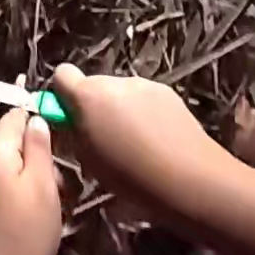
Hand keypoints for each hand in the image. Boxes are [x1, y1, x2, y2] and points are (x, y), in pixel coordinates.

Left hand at [0, 107, 61, 254]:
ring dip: (30, 177)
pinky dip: (18, 194)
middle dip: (37, 155)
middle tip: (62, 184)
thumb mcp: (43, 186)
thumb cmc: (25, 234)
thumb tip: (36, 117)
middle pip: (11, 142)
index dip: (37, 119)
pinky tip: (33, 218)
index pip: (14, 116)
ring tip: (52, 205)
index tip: (61, 136)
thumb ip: (39, 146)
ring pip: (7, 167)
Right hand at [50, 64, 228, 211]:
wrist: (193, 180)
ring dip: (120, 109)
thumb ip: (75, 132)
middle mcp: (113, 82)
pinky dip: (143, 112)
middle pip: (93, 85)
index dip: (63, 94)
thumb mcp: (89, 160)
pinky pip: (143, 97)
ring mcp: (142, 84)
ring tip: (136, 142)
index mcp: (87, 96)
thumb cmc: (132, 178)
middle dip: (94, 106)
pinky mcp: (166, 91)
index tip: (71, 118)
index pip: (61, 74)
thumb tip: (71, 121)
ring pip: (119, 92)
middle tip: (105, 138)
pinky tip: (157, 139)